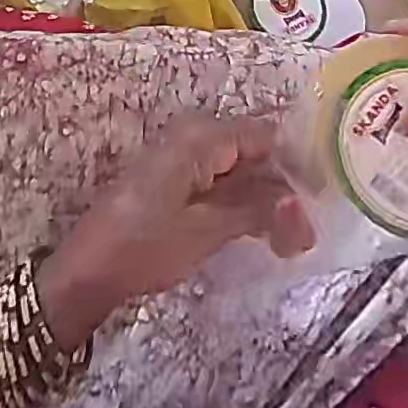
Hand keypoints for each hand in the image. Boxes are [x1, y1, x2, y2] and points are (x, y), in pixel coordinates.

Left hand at [35, 113, 315, 350]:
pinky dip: (244, 202)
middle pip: (255, 150)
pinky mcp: (178, 176)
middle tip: (307, 232)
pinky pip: (223, 179)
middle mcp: (196, 135)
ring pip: (242, 168)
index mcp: (202, 136)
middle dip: (284, 188)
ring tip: (290, 240)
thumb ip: (258, 210)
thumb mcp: (206, 230)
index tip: (323, 197)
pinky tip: (262, 230)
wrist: (84, 273)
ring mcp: (186, 155)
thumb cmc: (144, 246)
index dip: (297, 163)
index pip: (266, 135)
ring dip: (266, 200)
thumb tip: (302, 203)